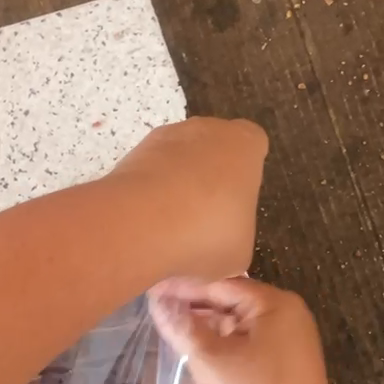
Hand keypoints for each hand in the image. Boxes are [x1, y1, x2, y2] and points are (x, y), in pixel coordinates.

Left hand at [105, 118, 266, 279]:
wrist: (141, 224)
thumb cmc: (208, 233)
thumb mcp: (239, 253)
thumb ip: (236, 239)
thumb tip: (222, 248)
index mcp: (244, 144)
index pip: (253, 145)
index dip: (244, 174)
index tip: (237, 202)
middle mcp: (206, 130)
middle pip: (212, 151)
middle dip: (208, 181)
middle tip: (205, 222)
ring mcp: (164, 138)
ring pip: (176, 162)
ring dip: (175, 190)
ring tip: (171, 231)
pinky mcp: (131, 155)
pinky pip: (148, 177)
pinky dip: (148, 199)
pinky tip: (147, 228)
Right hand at [148, 277, 348, 383]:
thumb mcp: (211, 360)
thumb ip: (182, 327)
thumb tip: (158, 300)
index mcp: (275, 305)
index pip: (221, 285)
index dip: (184, 288)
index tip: (151, 290)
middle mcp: (285, 318)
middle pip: (230, 304)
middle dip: (194, 309)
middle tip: (154, 310)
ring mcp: (285, 345)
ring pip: (235, 329)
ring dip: (205, 331)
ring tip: (168, 330)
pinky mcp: (279, 370)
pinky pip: (244, 349)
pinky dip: (220, 350)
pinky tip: (193, 355)